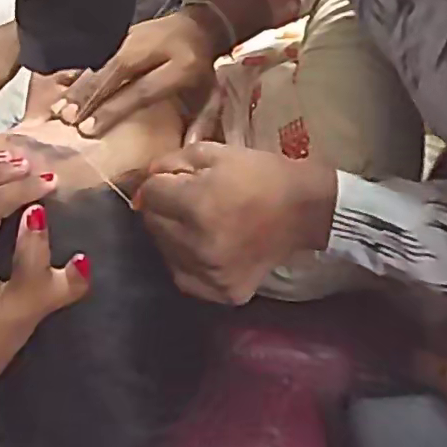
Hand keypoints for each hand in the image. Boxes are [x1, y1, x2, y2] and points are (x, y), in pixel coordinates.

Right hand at [54, 10, 221, 135]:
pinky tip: (62, 84)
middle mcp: (154, 49)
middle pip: (117, 73)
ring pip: (104, 63)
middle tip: (66, 119)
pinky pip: (100, 55)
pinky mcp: (125, 35)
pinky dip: (81, 70)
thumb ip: (203, 121)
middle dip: (90, 97)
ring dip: (80, 85)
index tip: (89, 129)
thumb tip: (190, 149)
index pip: (143, 90)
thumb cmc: (203, 68)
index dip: (115, 109)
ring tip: (58, 107)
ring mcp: (137, 38)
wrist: (200, 26)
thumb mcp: (212, 93)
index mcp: (181, 67)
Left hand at [133, 142, 336, 303]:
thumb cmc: (259, 173)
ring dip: (173, 234)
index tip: (175, 179)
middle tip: (189, 197)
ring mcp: (211, 275)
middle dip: (164, 207)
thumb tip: (143, 182)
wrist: (303, 209)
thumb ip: (173, 162)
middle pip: (153, 225)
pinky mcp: (223, 294)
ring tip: (199, 219)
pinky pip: (185, 277)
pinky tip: (205, 243)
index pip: (149, 196)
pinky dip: (187, 260)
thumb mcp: (215, 152)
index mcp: (196, 205)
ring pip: (165, 252)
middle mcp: (198, 245)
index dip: (159, 182)